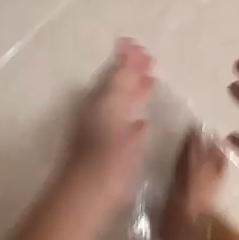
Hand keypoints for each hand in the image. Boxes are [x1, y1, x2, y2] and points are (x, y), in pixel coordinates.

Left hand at [63, 37, 154, 202]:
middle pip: (115, 87)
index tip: (139, 45)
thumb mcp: (113, 107)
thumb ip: (121, 79)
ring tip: (150, 83)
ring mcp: (101, 133)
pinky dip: (133, 119)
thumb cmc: (104, 151)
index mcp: (99, 100)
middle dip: (132, 73)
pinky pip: (122, 127)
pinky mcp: (107, 153)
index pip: (114, 72)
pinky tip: (143, 123)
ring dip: (134, 93)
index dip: (127, 58)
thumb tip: (124, 49)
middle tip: (150, 60)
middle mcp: (97, 112)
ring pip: (120, 105)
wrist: (87, 194)